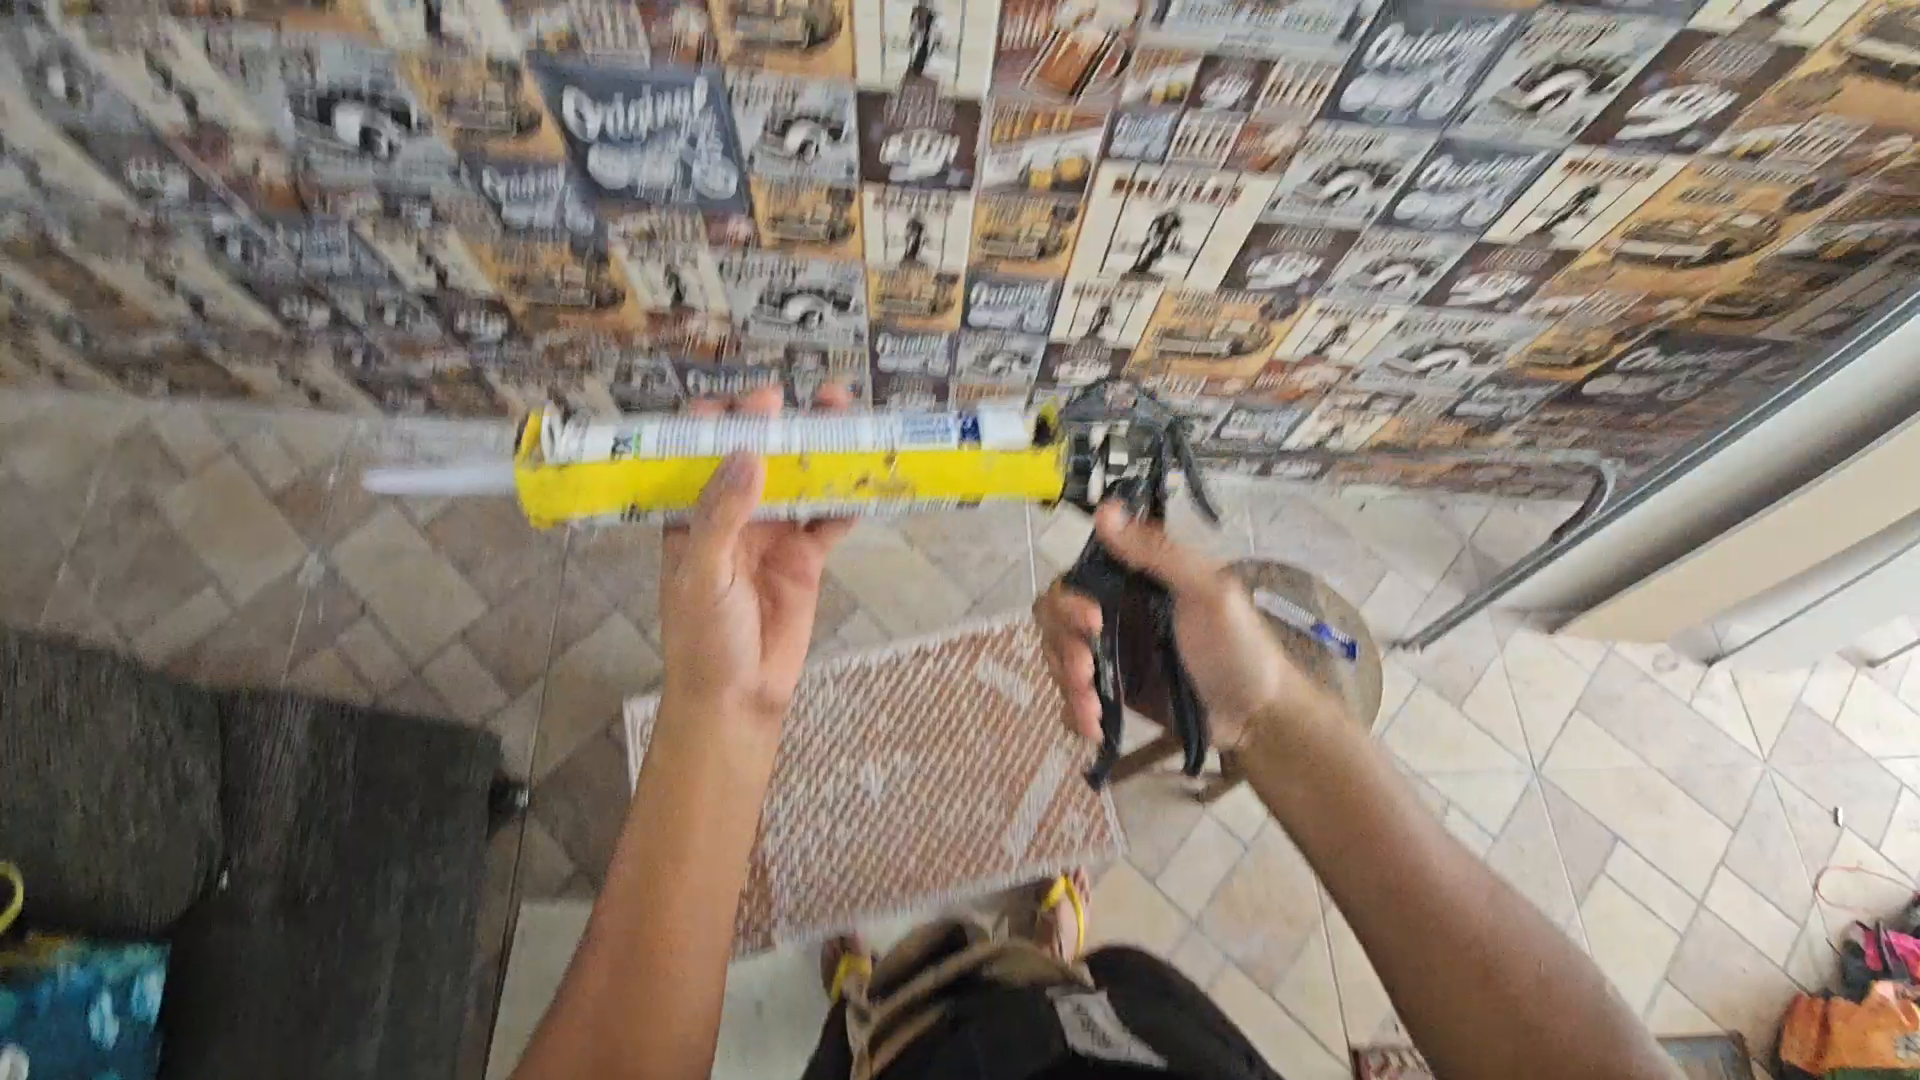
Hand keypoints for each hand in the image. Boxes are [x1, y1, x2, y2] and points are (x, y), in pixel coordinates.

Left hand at [658, 385, 854, 727]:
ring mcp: (774, 533)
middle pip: (758, 456)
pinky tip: (867, 472)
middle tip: (802, 399)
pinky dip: (848, 496)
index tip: (743, 402)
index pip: (700, 454)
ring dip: (819, 450)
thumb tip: (748, 453)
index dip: (717, 423)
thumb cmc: (703, 638)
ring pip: (799, 479)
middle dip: (778, 425)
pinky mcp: (808, 556)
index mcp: (693, 514)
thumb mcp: (702, 574)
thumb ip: (723, 515)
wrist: (740, 695)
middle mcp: (735, 515)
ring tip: (844, 415)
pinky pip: (830, 518)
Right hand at [1034, 502, 1316, 747]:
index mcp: (1130, 585)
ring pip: (1057, 663)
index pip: (1072, 582)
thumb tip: (1105, 511)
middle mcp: (1113, 617)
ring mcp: (1110, 658)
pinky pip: (1071, 702)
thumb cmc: (1239, 647)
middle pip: (1054, 623)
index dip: (1068, 601)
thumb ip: (1157, 553)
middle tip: (1087, 672)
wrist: (1257, 716)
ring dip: (1067, 685)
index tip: (1093, 622)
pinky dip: (1074, 714)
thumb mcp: (1208, 592)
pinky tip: (1095, 727)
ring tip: (1094, 710)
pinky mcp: (1112, 697)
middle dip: (1063, 648)